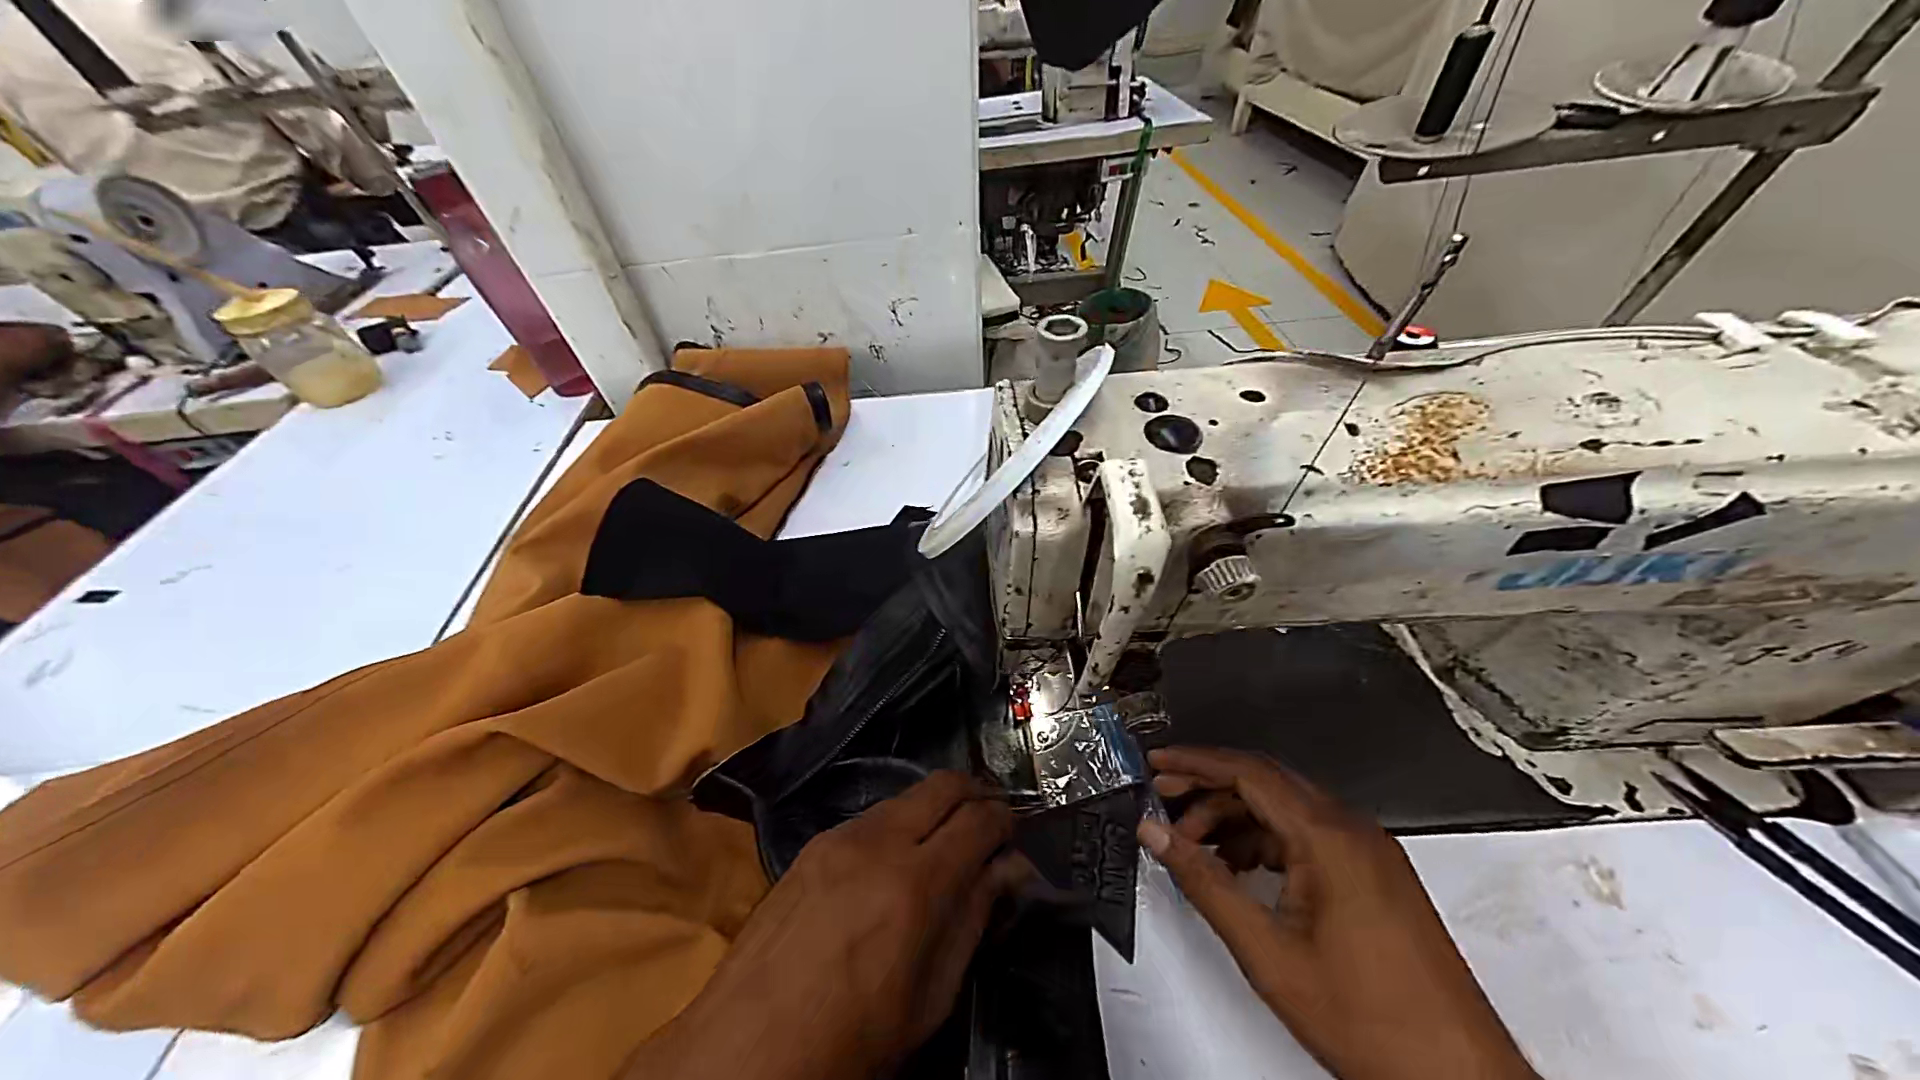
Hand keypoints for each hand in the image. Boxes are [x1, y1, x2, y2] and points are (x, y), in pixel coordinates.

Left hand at [629, 772, 1023, 1079]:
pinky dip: (898, 824)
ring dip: (935, 807)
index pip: (979, 820)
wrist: (745, 1048)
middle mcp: (878, 842)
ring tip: (945, 843)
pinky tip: (895, 861)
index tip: (1017, 835)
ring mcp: (839, 837)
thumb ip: (973, 918)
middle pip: (943, 784)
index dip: (1006, 821)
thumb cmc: (851, 1038)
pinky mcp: (811, 845)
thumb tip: (1008, 870)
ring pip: (906, 795)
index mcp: (915, 884)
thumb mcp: (930, 997)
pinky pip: (870, 816)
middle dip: (977, 793)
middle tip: (991, 822)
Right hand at [1138, 747, 1537, 1079]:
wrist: (1457, 1079)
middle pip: (1265, 783)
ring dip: (1235, 817)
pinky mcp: (1374, 875)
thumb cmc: (1383, 1026)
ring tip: (1193, 843)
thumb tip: (1161, 837)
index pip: (1247, 771)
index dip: (1194, 762)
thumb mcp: (1267, 950)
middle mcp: (1355, 834)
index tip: (1160, 763)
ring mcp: (1369, 853)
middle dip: (1207, 787)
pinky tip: (1238, 867)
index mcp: (1330, 839)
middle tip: (1165, 798)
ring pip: (1285, 809)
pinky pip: (1307, 835)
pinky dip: (1264, 840)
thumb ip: (1204, 882)